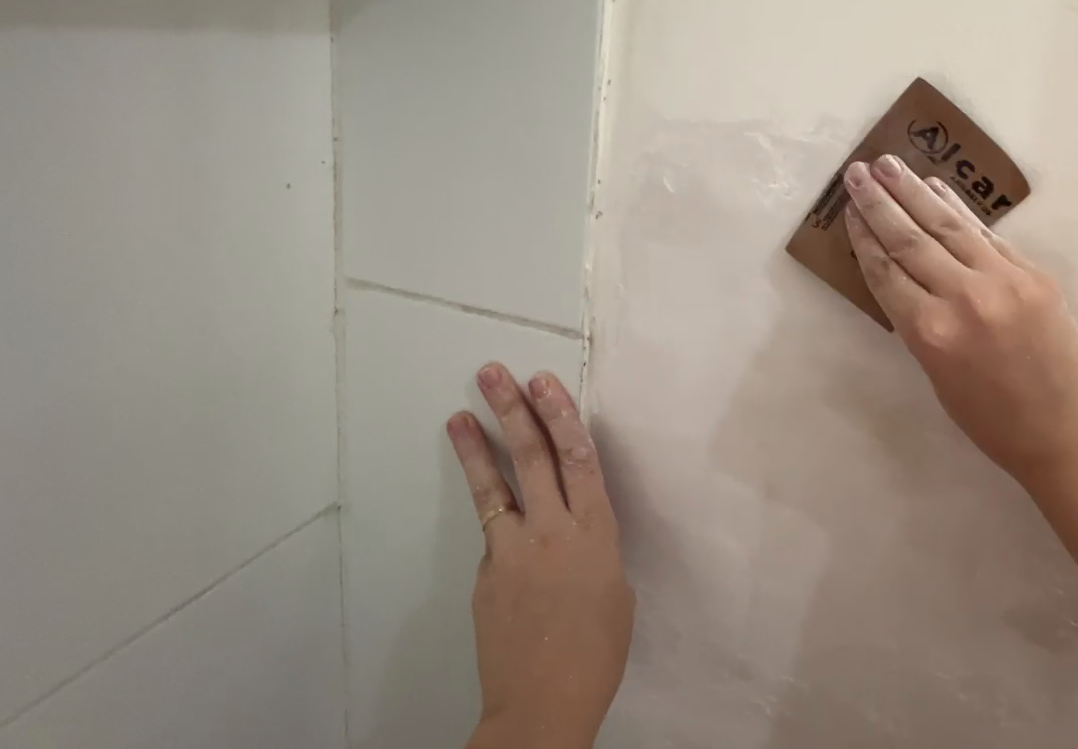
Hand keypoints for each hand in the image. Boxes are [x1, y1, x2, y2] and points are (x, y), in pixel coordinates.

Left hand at [447, 363, 633, 748]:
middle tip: (496, 374)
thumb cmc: (599, 648)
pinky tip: (505, 528)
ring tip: (461, 413)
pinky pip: (496, 538)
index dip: (561, 416)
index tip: (544, 383)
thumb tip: (571, 532)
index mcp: (596, 531)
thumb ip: (593, 547)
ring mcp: (513, 551)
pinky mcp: (486, 575)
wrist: (543, 705)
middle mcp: (553, 531)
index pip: (579, 458)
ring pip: (495, 488)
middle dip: (514, 412)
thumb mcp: (616, 588)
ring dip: (477, 447)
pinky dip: (498, 521)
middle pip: (532, 459)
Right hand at [842, 155, 1077, 486]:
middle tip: (857, 172)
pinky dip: (959, 208)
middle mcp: (963, 298)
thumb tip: (903, 270)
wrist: (1064, 431)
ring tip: (890, 165)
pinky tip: (937, 188)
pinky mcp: (1033, 273)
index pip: (887, 272)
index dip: (864, 237)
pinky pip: (986, 234)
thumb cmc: (990, 419)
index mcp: (931, 333)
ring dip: (915, 192)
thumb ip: (918, 320)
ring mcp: (1003, 280)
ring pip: (947, 226)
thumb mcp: (935, 374)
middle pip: (910, 240)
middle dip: (880, 203)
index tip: (848, 209)